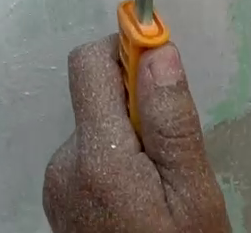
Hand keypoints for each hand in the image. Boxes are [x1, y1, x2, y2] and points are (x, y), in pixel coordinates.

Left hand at [42, 37, 229, 232]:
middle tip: (171, 148)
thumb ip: (172, 120)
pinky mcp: (59, 201)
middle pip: (95, 94)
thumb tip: (159, 49)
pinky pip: (89, 155)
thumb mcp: (192, 195)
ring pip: (97, 126)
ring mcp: (57, 185)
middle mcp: (63, 164)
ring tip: (159, 187)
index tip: (158, 63)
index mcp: (95, 156)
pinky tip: (140, 201)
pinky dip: (116, 160)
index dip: (123, 48)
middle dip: (135, 101)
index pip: (88, 62)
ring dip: (129, 135)